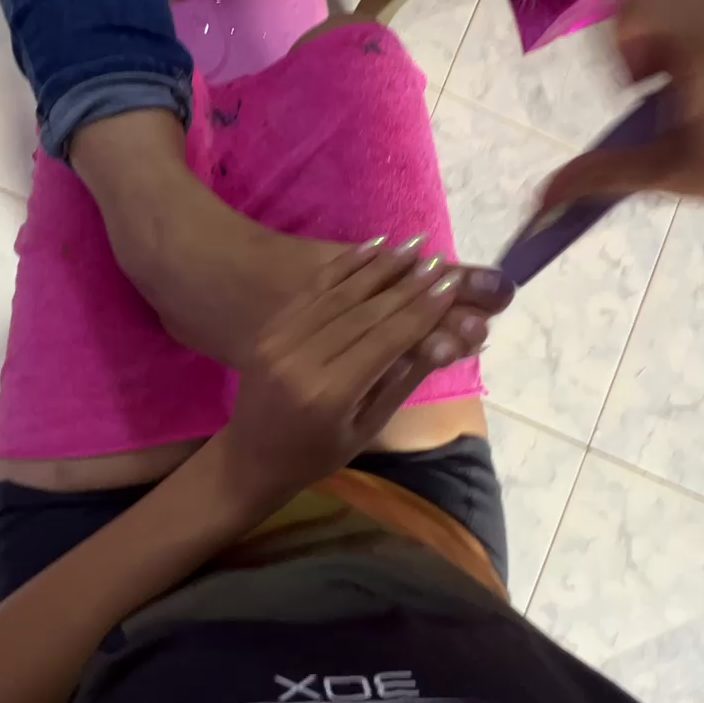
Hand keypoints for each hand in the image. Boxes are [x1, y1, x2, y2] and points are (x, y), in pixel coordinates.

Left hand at [216, 238, 471, 517]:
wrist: (252, 457)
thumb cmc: (318, 454)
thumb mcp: (367, 428)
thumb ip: (402, 380)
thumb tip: (448, 338)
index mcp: (329, 395)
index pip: (384, 340)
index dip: (420, 311)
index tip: (451, 286)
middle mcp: (301, 361)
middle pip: (363, 313)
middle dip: (407, 285)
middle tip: (441, 262)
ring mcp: (279, 341)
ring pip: (339, 295)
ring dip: (380, 266)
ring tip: (415, 245)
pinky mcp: (270, 329)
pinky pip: (312, 291)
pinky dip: (344, 267)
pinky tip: (372, 247)